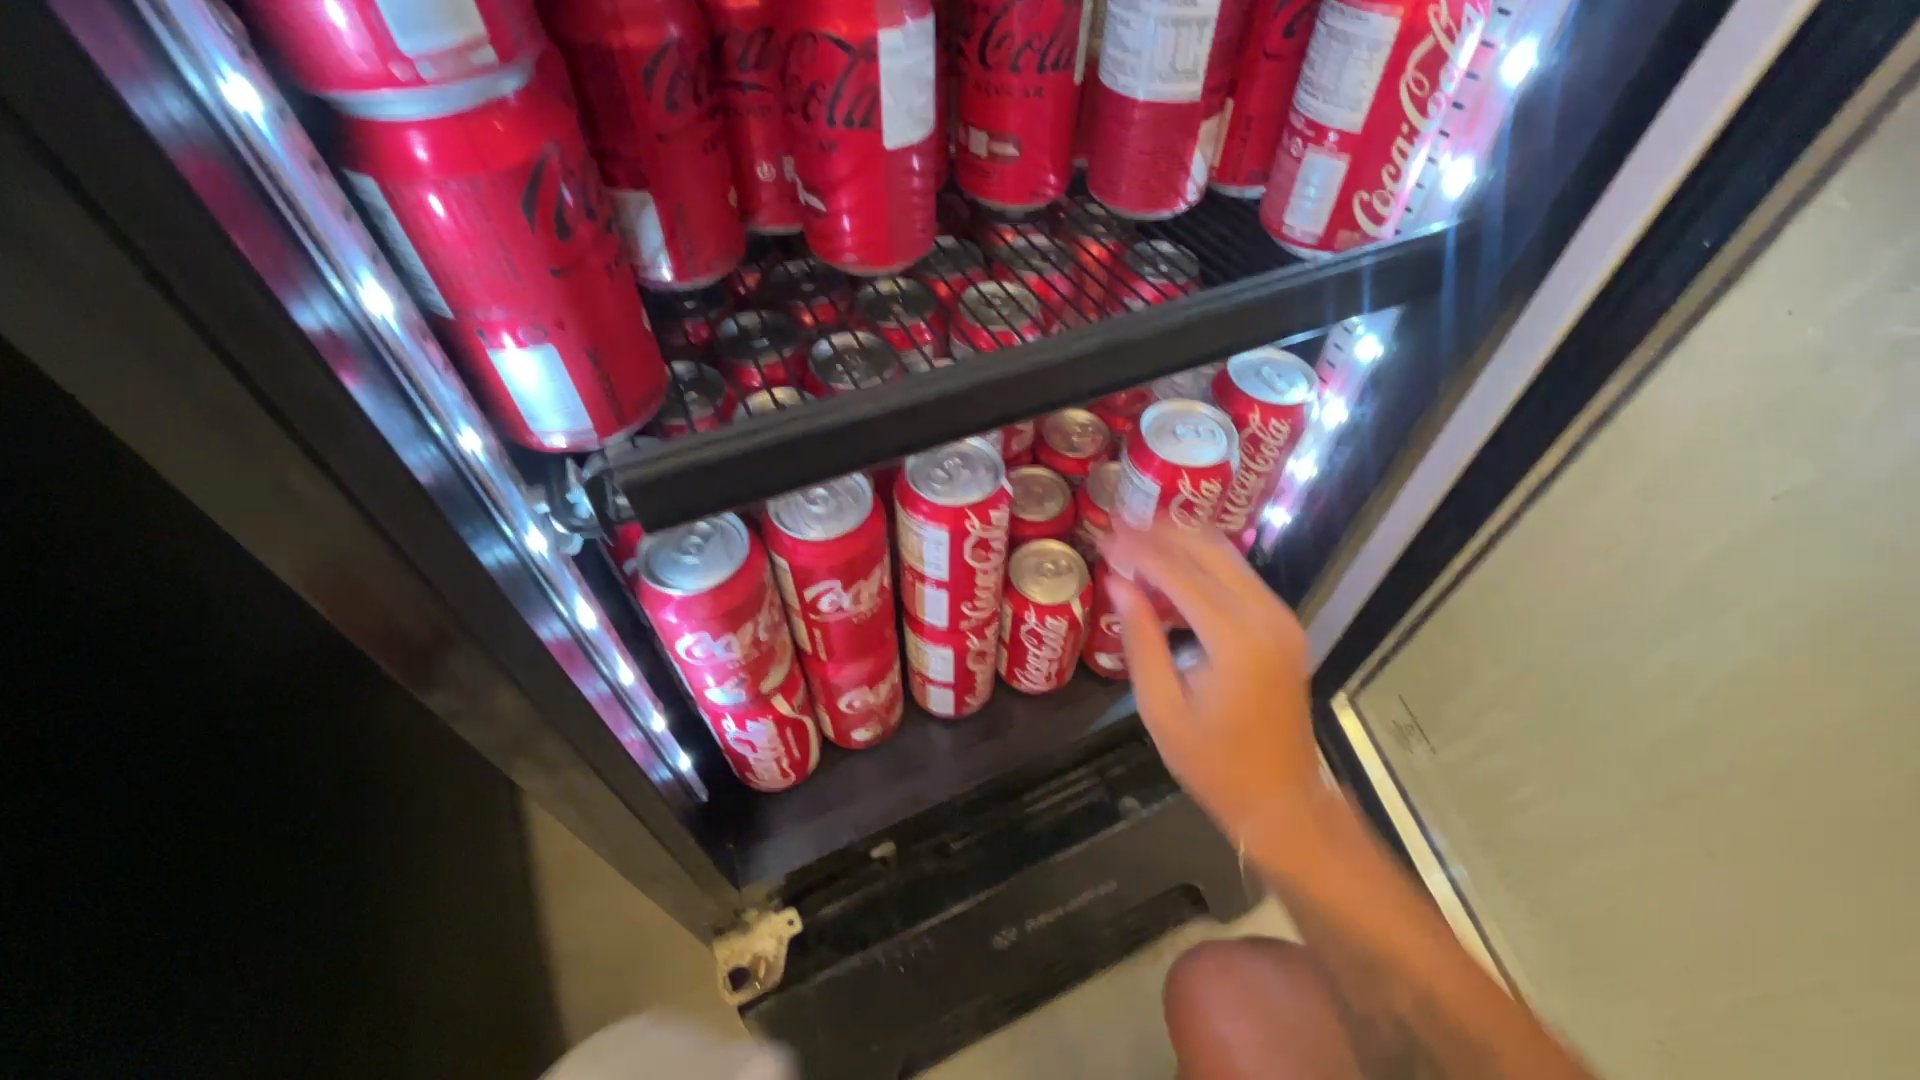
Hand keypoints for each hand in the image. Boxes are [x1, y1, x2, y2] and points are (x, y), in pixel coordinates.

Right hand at [1100, 523, 1322, 840]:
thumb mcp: (1161, 708)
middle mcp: (1268, 617)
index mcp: (1236, 640)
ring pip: (1229, 557)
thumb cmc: (1214, 764)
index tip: (1103, 535)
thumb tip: (1118, 583)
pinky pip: (1241, 578)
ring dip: (1183, 543)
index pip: (1179, 573)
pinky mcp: (1284, 627)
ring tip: (1137, 540)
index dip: (1138, 549)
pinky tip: (1171, 572)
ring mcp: (1283, 619)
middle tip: (1118, 526)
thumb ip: (1140, 639)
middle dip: (1162, 532)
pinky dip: (1204, 565)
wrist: (1281, 799)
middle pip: (1210, 551)